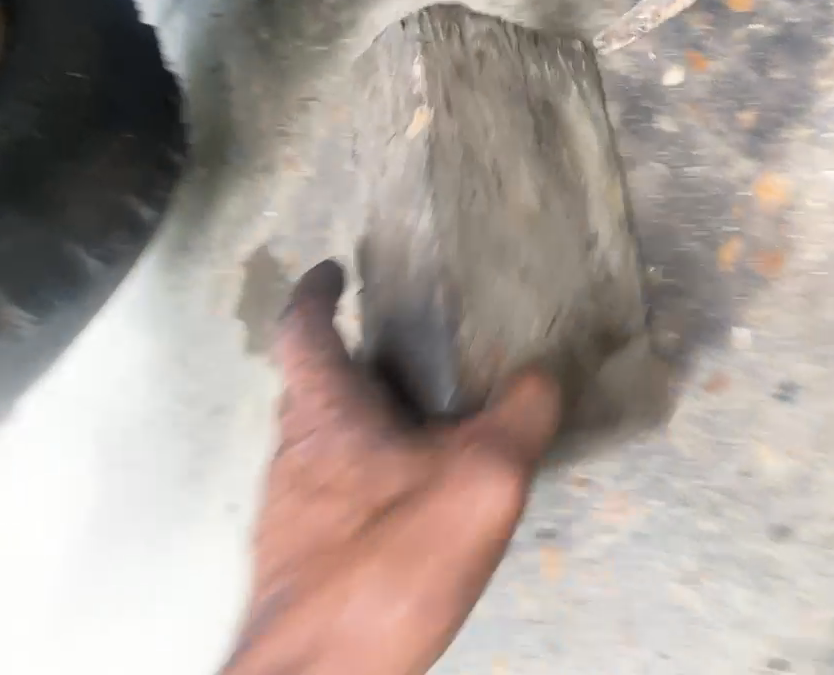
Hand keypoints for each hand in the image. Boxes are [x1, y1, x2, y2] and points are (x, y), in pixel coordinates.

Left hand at [222, 261, 560, 674]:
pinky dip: (373, 465)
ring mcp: (292, 510)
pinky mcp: (304, 556)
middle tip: (415, 346)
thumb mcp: (483, 475)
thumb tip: (541, 376)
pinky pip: (337, 483)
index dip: (316, 291)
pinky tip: (421, 492)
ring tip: (432, 415)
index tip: (336, 270)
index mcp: (325, 414)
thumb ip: (521, 413)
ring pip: (324, 437)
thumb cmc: (390, 562)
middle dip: (356, 354)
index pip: (302, 329)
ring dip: (366, 412)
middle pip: (313, 382)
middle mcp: (296, 453)